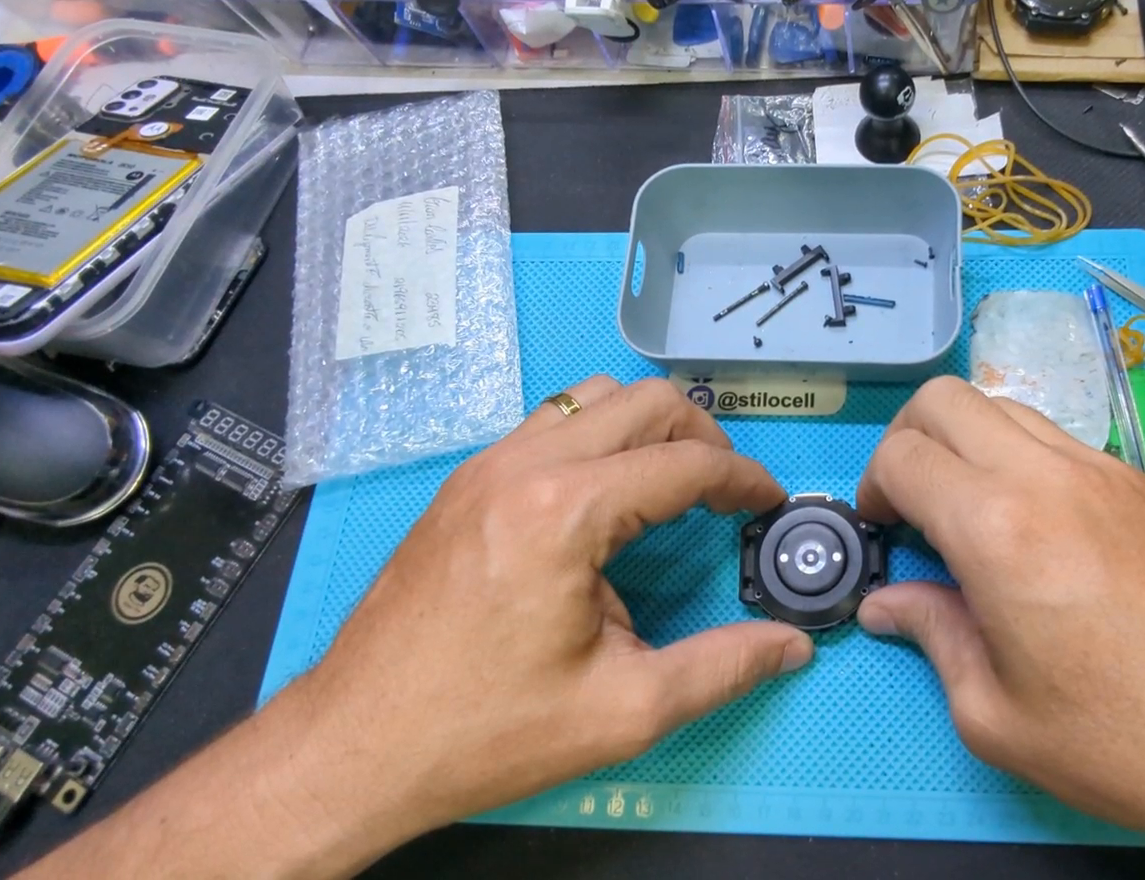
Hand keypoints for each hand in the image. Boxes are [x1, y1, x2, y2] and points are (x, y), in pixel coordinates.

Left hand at [294, 376, 812, 831]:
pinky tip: (607, 491)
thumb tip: (794, 647)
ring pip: (596, 396)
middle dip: (704, 435)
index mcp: (567, 512)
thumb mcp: (624, 711)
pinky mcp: (466, 480)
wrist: (350, 748)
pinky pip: (553, 420)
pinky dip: (601, 434)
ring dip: (649, 424)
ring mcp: (488, 465)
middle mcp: (527, 466)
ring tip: (673, 478)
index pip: (685, 464)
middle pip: (646, 401)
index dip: (743, 478)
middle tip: (727, 488)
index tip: (769, 502)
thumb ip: (723, 668)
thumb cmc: (488, 731)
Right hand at [854, 378, 1144, 877]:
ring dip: (967, 442)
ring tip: (973, 510)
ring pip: (1005, 407)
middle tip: (911, 501)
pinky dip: (1023, 459)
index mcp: (997, 529)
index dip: (872, 485)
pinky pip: (1061, 439)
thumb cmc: (1122, 740)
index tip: (882, 528)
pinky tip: (1041, 527)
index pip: (903, 456)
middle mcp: (1047, 476)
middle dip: (907, 438)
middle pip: (945, 399)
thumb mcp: (996, 714)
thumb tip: (887, 605)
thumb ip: (931, 636)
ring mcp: (1105, 469)